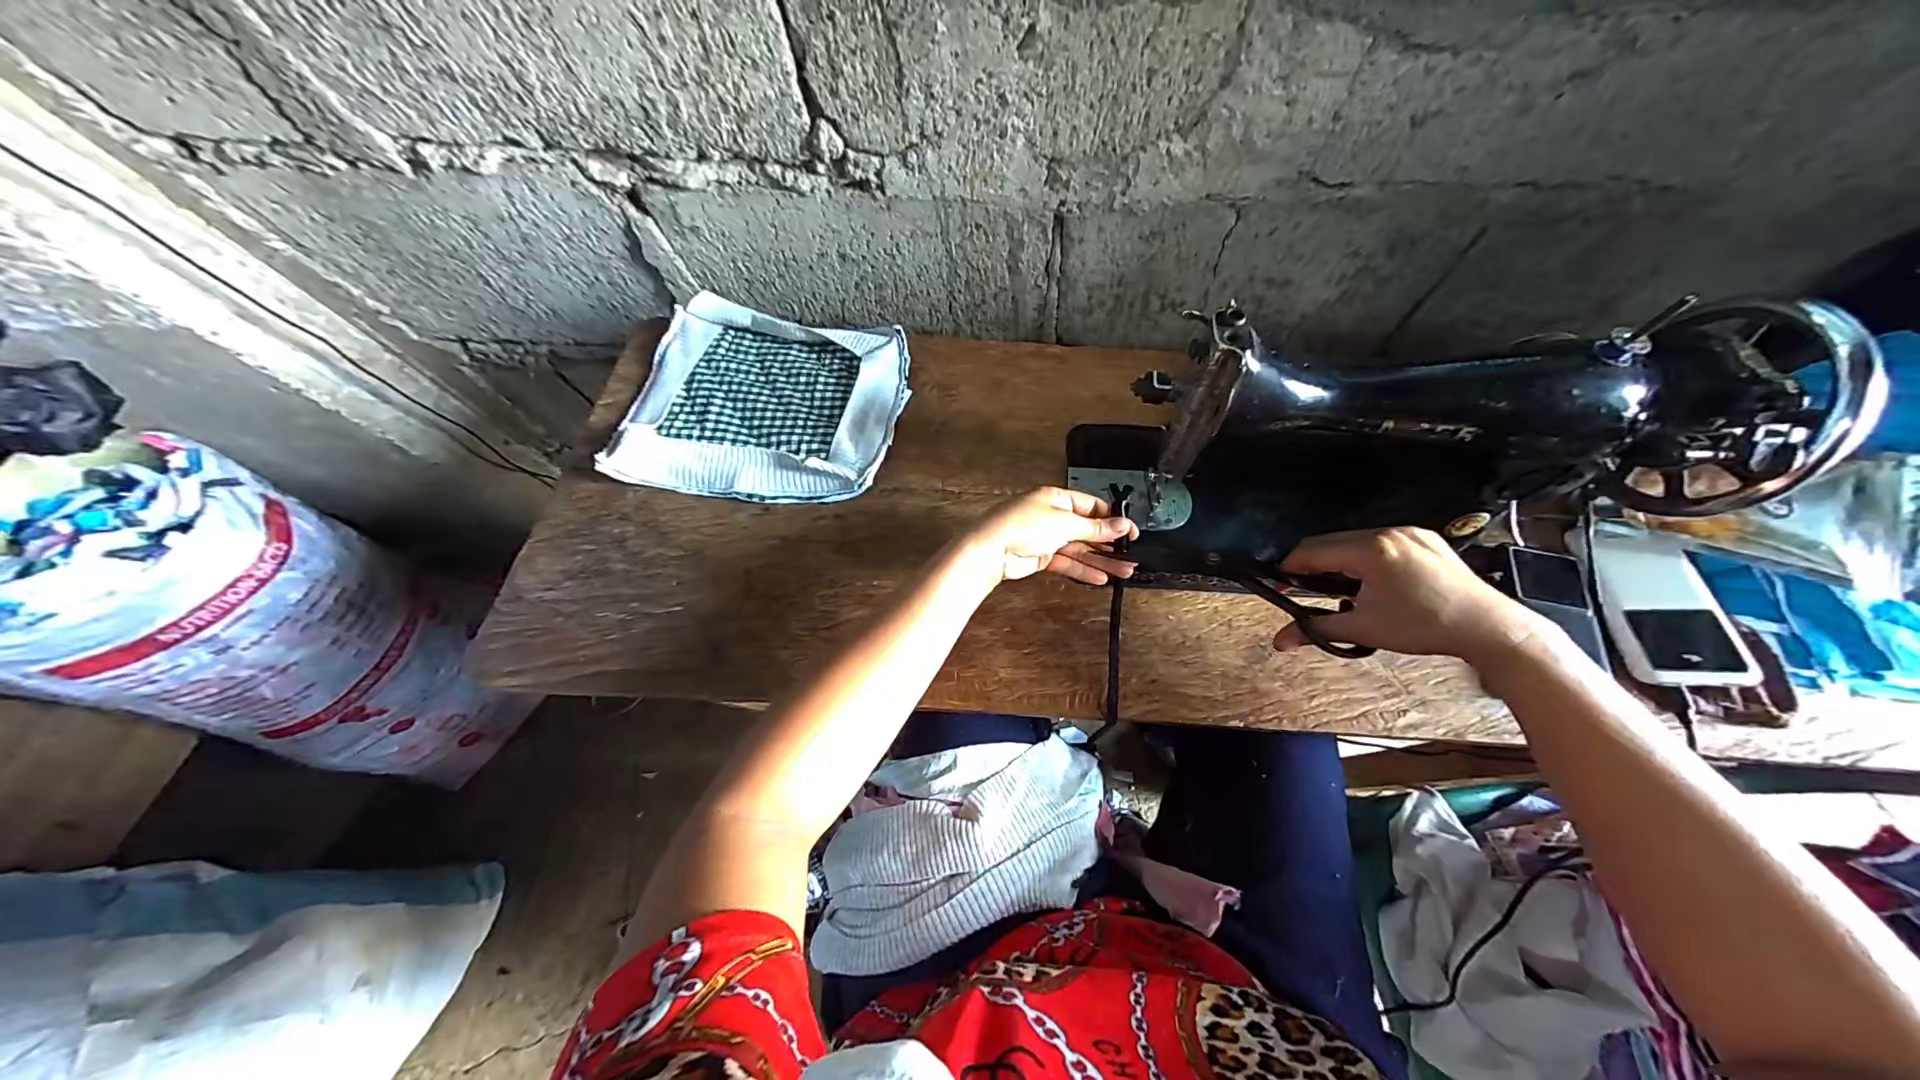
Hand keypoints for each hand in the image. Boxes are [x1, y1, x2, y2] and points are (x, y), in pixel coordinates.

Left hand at [964, 487, 1139, 585]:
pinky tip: (1100, 577)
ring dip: (1101, 560)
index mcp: (1057, 498)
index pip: (1093, 506)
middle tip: (1129, 554)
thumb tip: (1121, 525)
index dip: (1113, 519)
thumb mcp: (1065, 523)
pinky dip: (1084, 570)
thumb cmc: (1018, 525)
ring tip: (1123, 569)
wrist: (990, 549)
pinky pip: (1068, 563)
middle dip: (1109, 543)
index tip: (1130, 532)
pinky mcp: (1040, 557)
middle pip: (1087, 529)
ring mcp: (1045, 537)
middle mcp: (1051, 516)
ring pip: (1080, 549)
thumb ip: (1096, 527)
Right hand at [1270, 527, 1551, 663]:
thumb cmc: (1428, 626)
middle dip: (1314, 566)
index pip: (1311, 550)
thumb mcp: (1362, 629)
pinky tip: (1369, 584)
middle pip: (1331, 543)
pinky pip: (1381, 544)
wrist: (1490, 629)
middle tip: (1304, 590)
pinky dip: (1365, 560)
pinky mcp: (1426, 541)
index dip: (1289, 568)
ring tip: (1339, 591)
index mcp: (1371, 549)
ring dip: (1339, 562)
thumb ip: (1316, 629)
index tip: (1279, 584)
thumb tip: (1281, 640)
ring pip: (1355, 542)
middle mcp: (1390, 533)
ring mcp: (1411, 534)